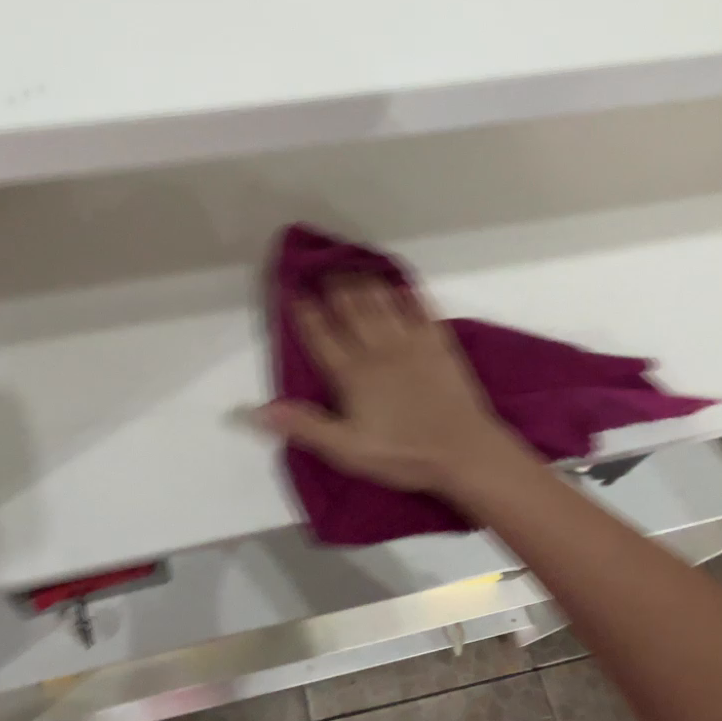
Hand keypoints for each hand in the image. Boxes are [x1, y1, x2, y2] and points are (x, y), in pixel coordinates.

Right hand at [260, 276, 537, 495]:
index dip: (306, 312)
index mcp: (351, 373)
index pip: (321, 335)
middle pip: (350, 308)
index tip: (295, 291)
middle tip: (324, 269)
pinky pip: (420, 308)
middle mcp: (377, 349)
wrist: (464, 450)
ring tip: (353, 268)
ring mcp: (410, 341)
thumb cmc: (403, 453)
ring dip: (365, 282)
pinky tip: (400, 283)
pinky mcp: (439, 342)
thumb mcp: (347, 449)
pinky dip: (407, 292)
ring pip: (381, 301)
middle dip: (334, 287)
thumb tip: (257, 411)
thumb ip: (304, 426)